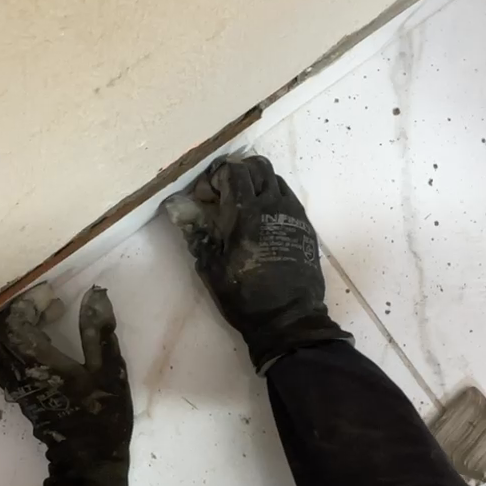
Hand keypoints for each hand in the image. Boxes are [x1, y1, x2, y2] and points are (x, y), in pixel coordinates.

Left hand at [0, 283, 132, 485]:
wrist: (89, 460)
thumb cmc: (102, 416)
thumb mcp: (109, 370)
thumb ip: (99, 330)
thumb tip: (94, 294)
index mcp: (40, 364)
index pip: (16, 322)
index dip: (29, 302)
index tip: (52, 293)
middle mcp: (19, 373)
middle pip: (0, 331)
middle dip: (21, 309)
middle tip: (49, 302)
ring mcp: (15, 386)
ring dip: (16, 325)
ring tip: (46, 318)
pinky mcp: (17, 394)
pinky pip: (3, 360)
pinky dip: (14, 342)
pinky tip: (39, 341)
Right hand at [163, 153, 349, 370]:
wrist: (289, 319)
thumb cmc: (245, 297)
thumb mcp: (211, 269)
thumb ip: (197, 234)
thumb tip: (179, 209)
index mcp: (247, 214)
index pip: (233, 171)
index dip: (215, 176)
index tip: (206, 196)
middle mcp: (274, 205)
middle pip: (258, 167)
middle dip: (237, 172)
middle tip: (224, 193)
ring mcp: (293, 214)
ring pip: (275, 179)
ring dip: (256, 184)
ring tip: (243, 206)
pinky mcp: (305, 227)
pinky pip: (288, 198)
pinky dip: (272, 198)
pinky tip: (262, 221)